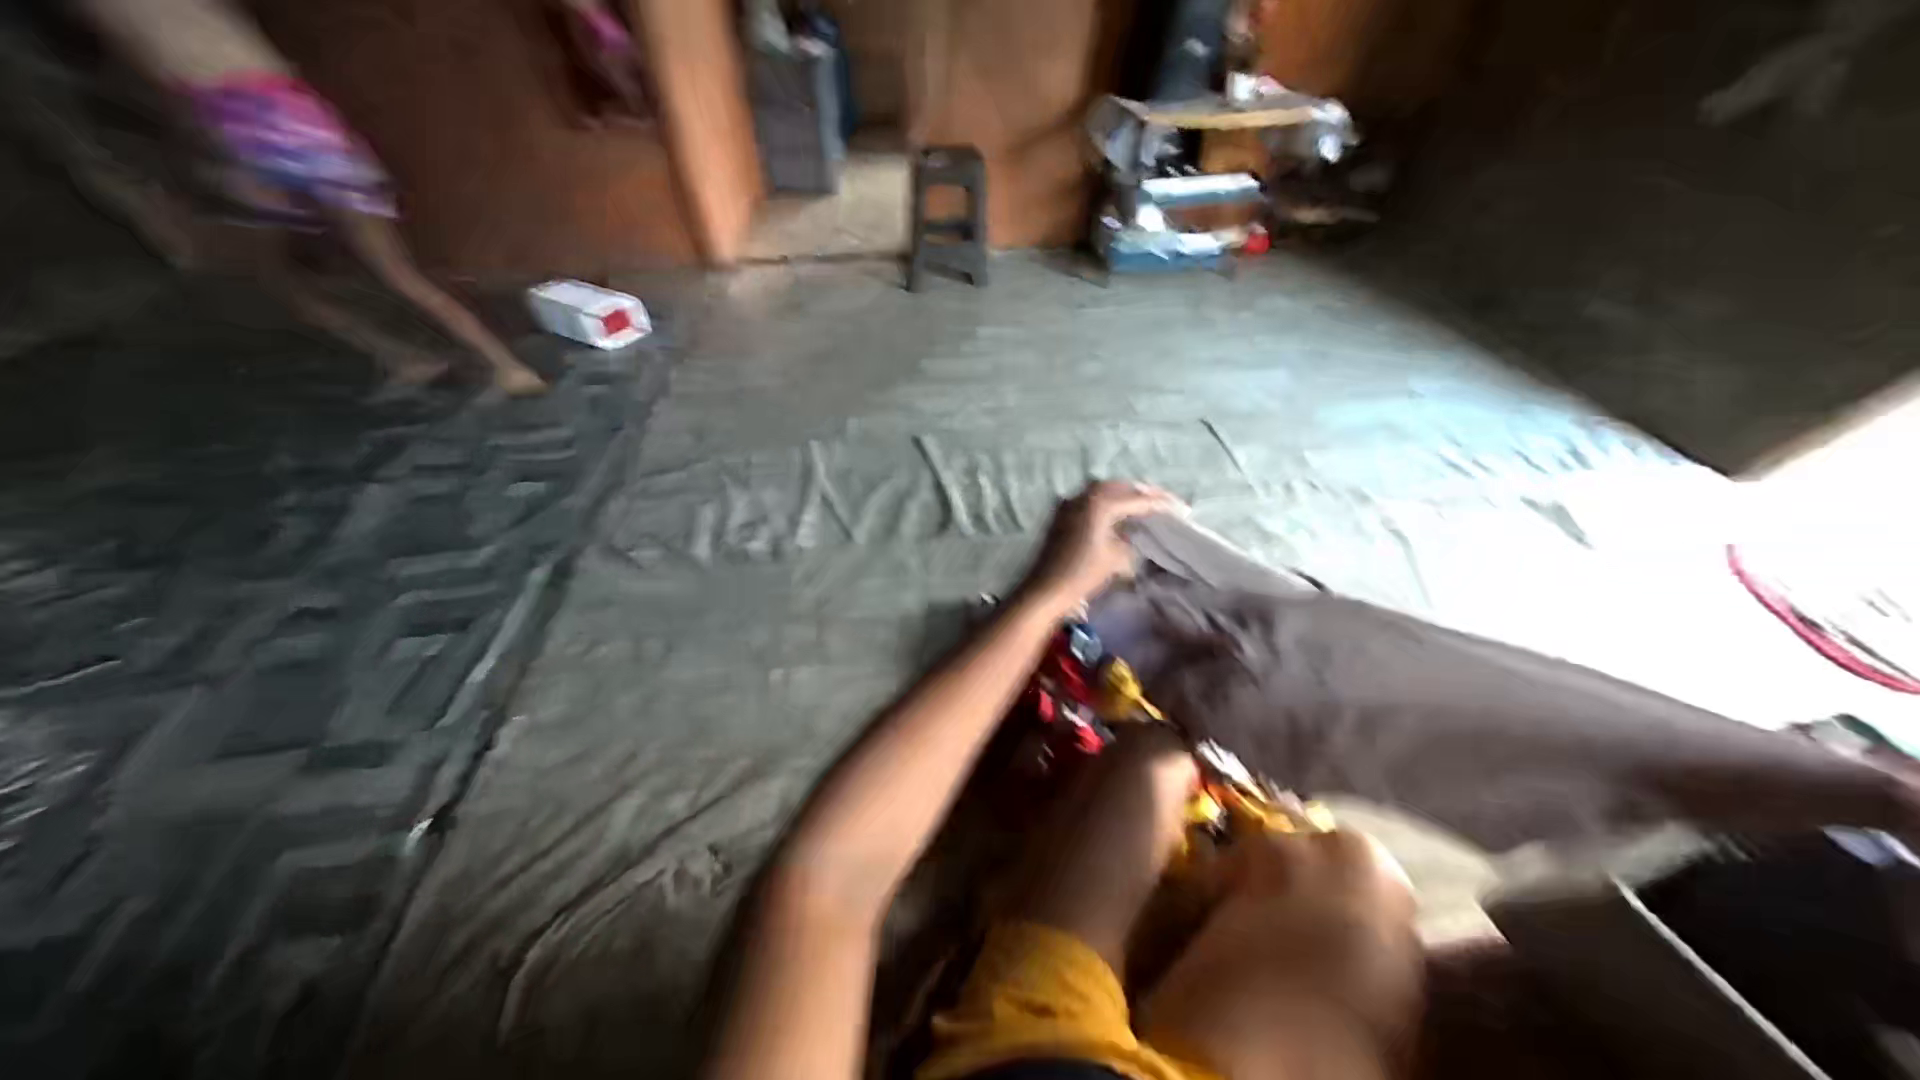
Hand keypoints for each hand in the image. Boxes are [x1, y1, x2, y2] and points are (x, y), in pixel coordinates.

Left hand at [1019, 480, 1185, 613]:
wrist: (1046, 589)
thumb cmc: (1082, 575)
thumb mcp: (1116, 558)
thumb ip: (1130, 539)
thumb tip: (1133, 533)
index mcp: (1100, 503)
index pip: (1138, 498)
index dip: (1162, 503)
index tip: (1182, 508)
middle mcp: (1083, 496)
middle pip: (1120, 486)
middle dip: (1144, 492)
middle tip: (1166, 501)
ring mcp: (1069, 503)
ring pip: (1104, 490)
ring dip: (1125, 494)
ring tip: (1146, 504)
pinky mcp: (1062, 514)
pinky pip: (1090, 499)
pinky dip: (1109, 501)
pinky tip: (1120, 512)